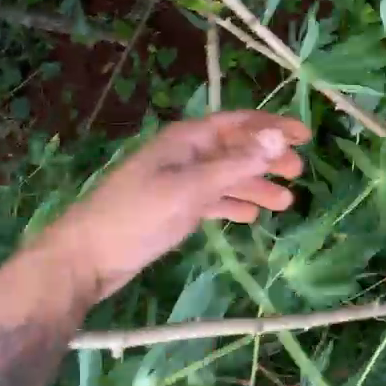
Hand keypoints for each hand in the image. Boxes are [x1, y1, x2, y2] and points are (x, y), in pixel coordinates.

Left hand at [36, 111, 311, 301]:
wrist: (79, 261)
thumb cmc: (135, 216)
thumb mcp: (191, 188)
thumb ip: (238, 164)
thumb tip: (280, 138)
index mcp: (188, 140)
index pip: (241, 124)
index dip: (275, 127)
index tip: (306, 136)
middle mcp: (186, 154)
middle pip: (237, 149)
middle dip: (269, 159)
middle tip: (298, 172)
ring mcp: (178, 181)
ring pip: (228, 176)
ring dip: (256, 186)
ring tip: (284, 203)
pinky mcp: (172, 207)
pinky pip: (212, 198)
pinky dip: (233, 204)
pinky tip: (251, 217)